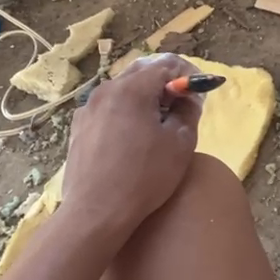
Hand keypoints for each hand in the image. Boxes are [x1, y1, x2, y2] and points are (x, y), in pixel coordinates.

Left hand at [57, 54, 202, 236]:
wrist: (95, 213)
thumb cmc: (144, 177)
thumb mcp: (180, 143)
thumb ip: (188, 111)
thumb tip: (187, 98)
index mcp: (131, 89)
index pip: (166, 65)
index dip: (188, 75)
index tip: (201, 92)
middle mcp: (105, 91)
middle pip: (142, 73)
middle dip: (166, 83)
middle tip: (184, 104)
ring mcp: (88, 110)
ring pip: (124, 90)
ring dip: (146, 97)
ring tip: (160, 123)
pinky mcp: (79, 129)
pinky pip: (109, 109)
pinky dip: (127, 112)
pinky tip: (134, 138)